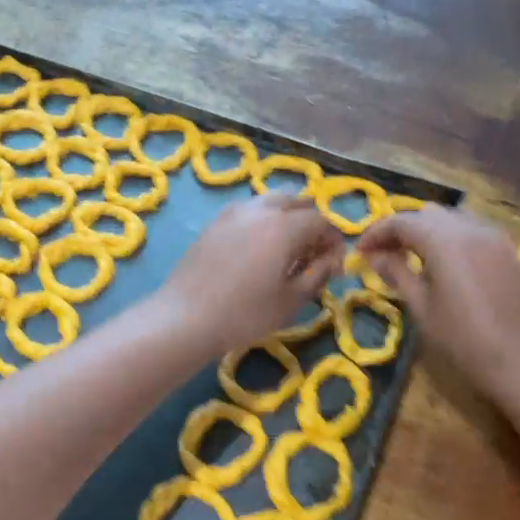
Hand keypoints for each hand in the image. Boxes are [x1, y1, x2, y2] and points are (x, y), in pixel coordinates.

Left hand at [162, 192, 344, 351]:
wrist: (186, 317)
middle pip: (297, 201)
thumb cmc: (245, 314)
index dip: (333, 240)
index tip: (334, 263)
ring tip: (284, 250)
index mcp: (285, 226)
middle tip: (311, 253)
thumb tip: (333, 260)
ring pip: (271, 201)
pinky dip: (262, 221)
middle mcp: (261, 209)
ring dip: (286, 218)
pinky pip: (248, 211)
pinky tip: (256, 250)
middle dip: (311, 222)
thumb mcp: (291, 300)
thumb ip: (318, 275)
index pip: (322, 220)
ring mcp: (233, 212)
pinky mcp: (214, 222)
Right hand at [357, 207, 519, 398]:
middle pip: (427, 214)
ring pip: (451, 218)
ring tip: (410, 257)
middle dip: (401, 229)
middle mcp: (471, 228)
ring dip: (426, 230)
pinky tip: (442, 264)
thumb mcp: (422, 308)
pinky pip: (471, 230)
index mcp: (445, 241)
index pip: (402, 221)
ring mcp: (494, 236)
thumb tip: (375, 256)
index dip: (377, 233)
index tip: (359, 251)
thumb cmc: (463, 340)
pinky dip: (449, 237)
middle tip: (382, 254)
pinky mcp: (507, 249)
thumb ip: (397, 274)